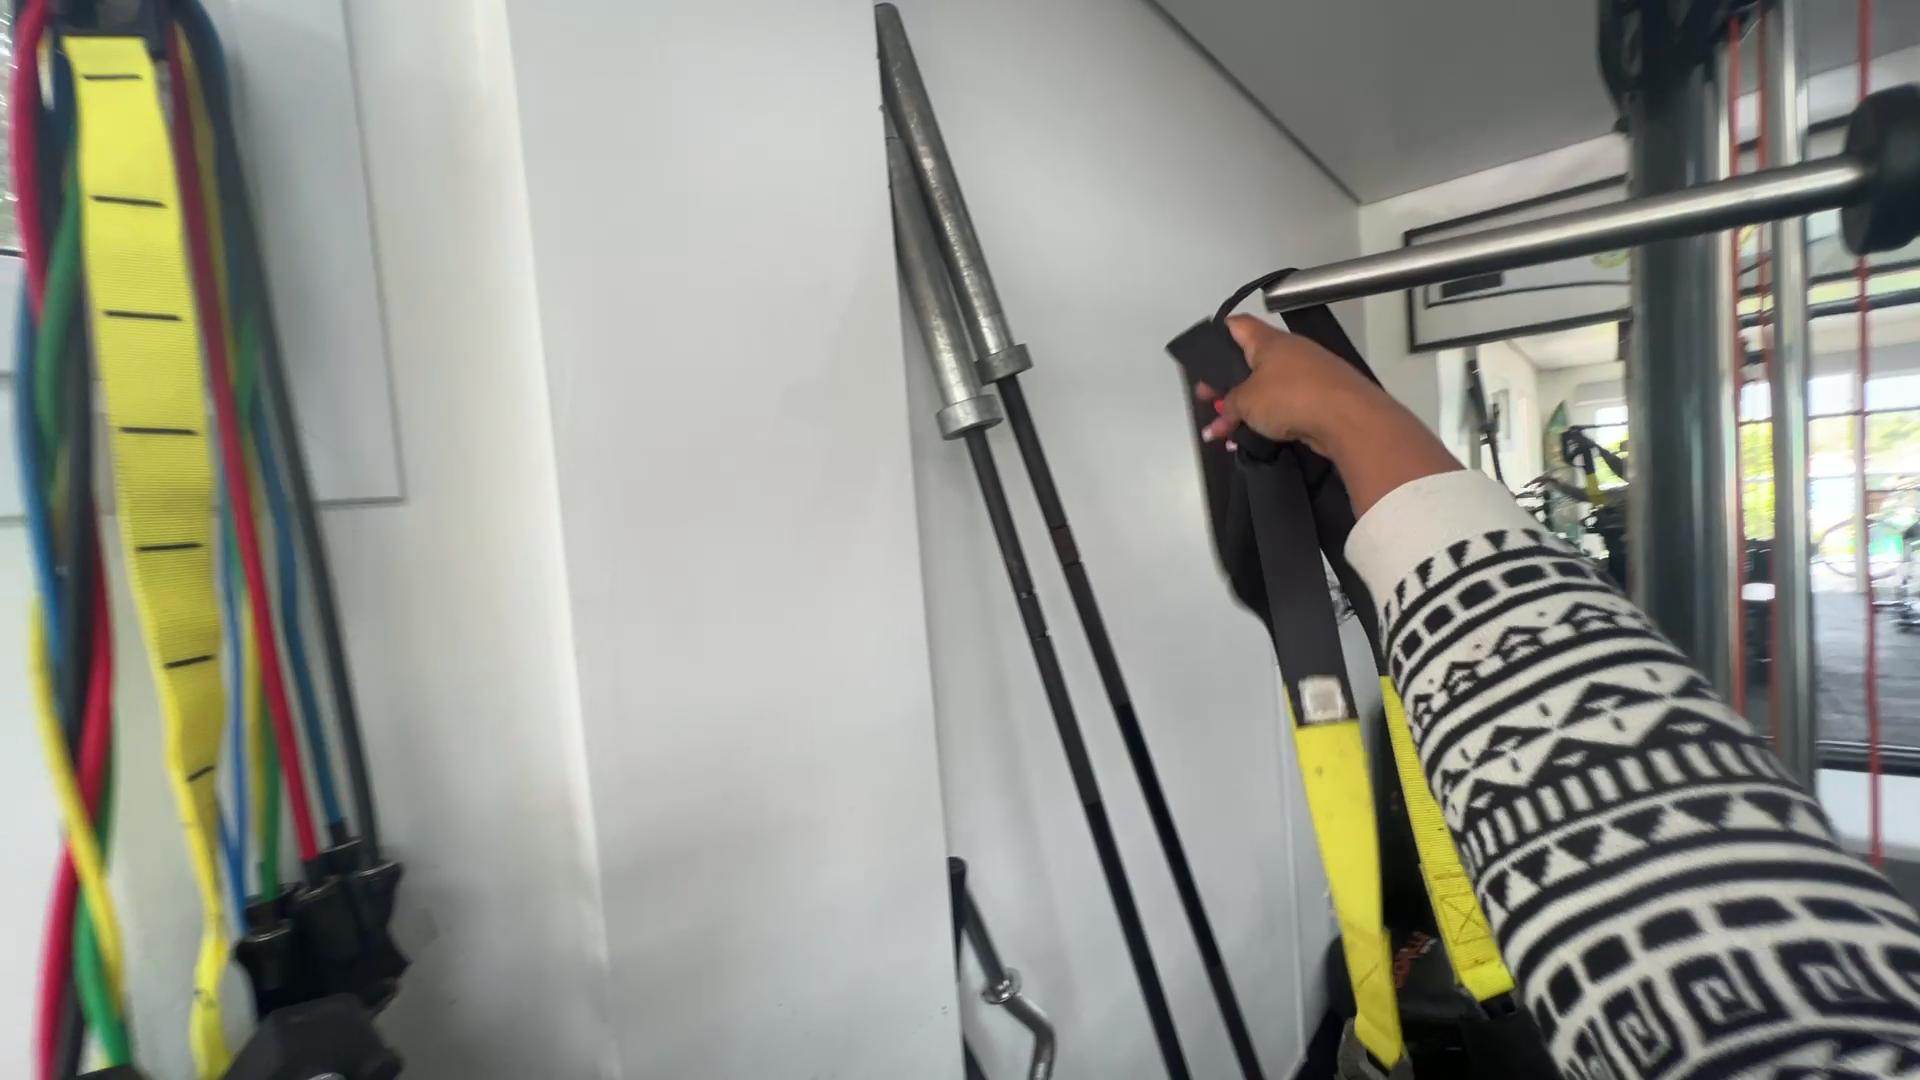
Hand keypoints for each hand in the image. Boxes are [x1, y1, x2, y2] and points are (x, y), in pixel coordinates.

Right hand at [1195, 315, 1463, 514]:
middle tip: (1207, 401)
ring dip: (1242, 409)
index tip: (1203, 354)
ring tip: (1223, 432)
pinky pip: (1282, 406)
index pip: (1237, 325)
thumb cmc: (1290, 397)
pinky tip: (1248, 439)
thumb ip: (1228, 405)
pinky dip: (1264, 420)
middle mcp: (1288, 352)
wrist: (1347, 418)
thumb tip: (1222, 412)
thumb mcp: (1245, 401)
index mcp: (1268, 342)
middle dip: (1225, 384)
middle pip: (1248, 362)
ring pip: (1263, 389)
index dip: (1217, 334)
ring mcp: (1306, 375)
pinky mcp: (1318, 398)